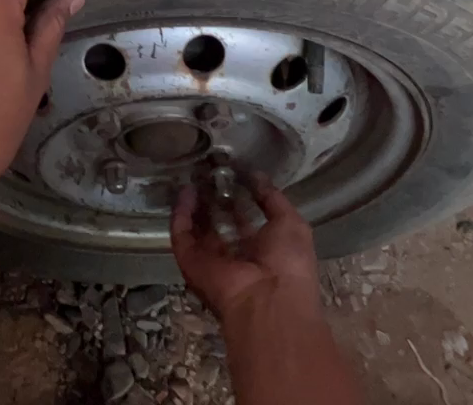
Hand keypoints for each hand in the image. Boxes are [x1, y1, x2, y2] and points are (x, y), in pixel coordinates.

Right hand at [171, 175, 322, 327]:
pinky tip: (187, 190)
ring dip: (194, 202)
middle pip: (216, 222)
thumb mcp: (291, 224)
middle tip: (208, 170)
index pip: (243, 220)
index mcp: (260, 250)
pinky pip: (181, 233)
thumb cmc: (287, 264)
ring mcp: (209, 259)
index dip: (237, 196)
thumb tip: (255, 174)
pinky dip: (181, 212)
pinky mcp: (189, 260)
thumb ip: (272, 197)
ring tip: (195, 174)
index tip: (230, 172)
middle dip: (212, 197)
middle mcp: (233, 255)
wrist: (267, 303)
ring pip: (196, 226)